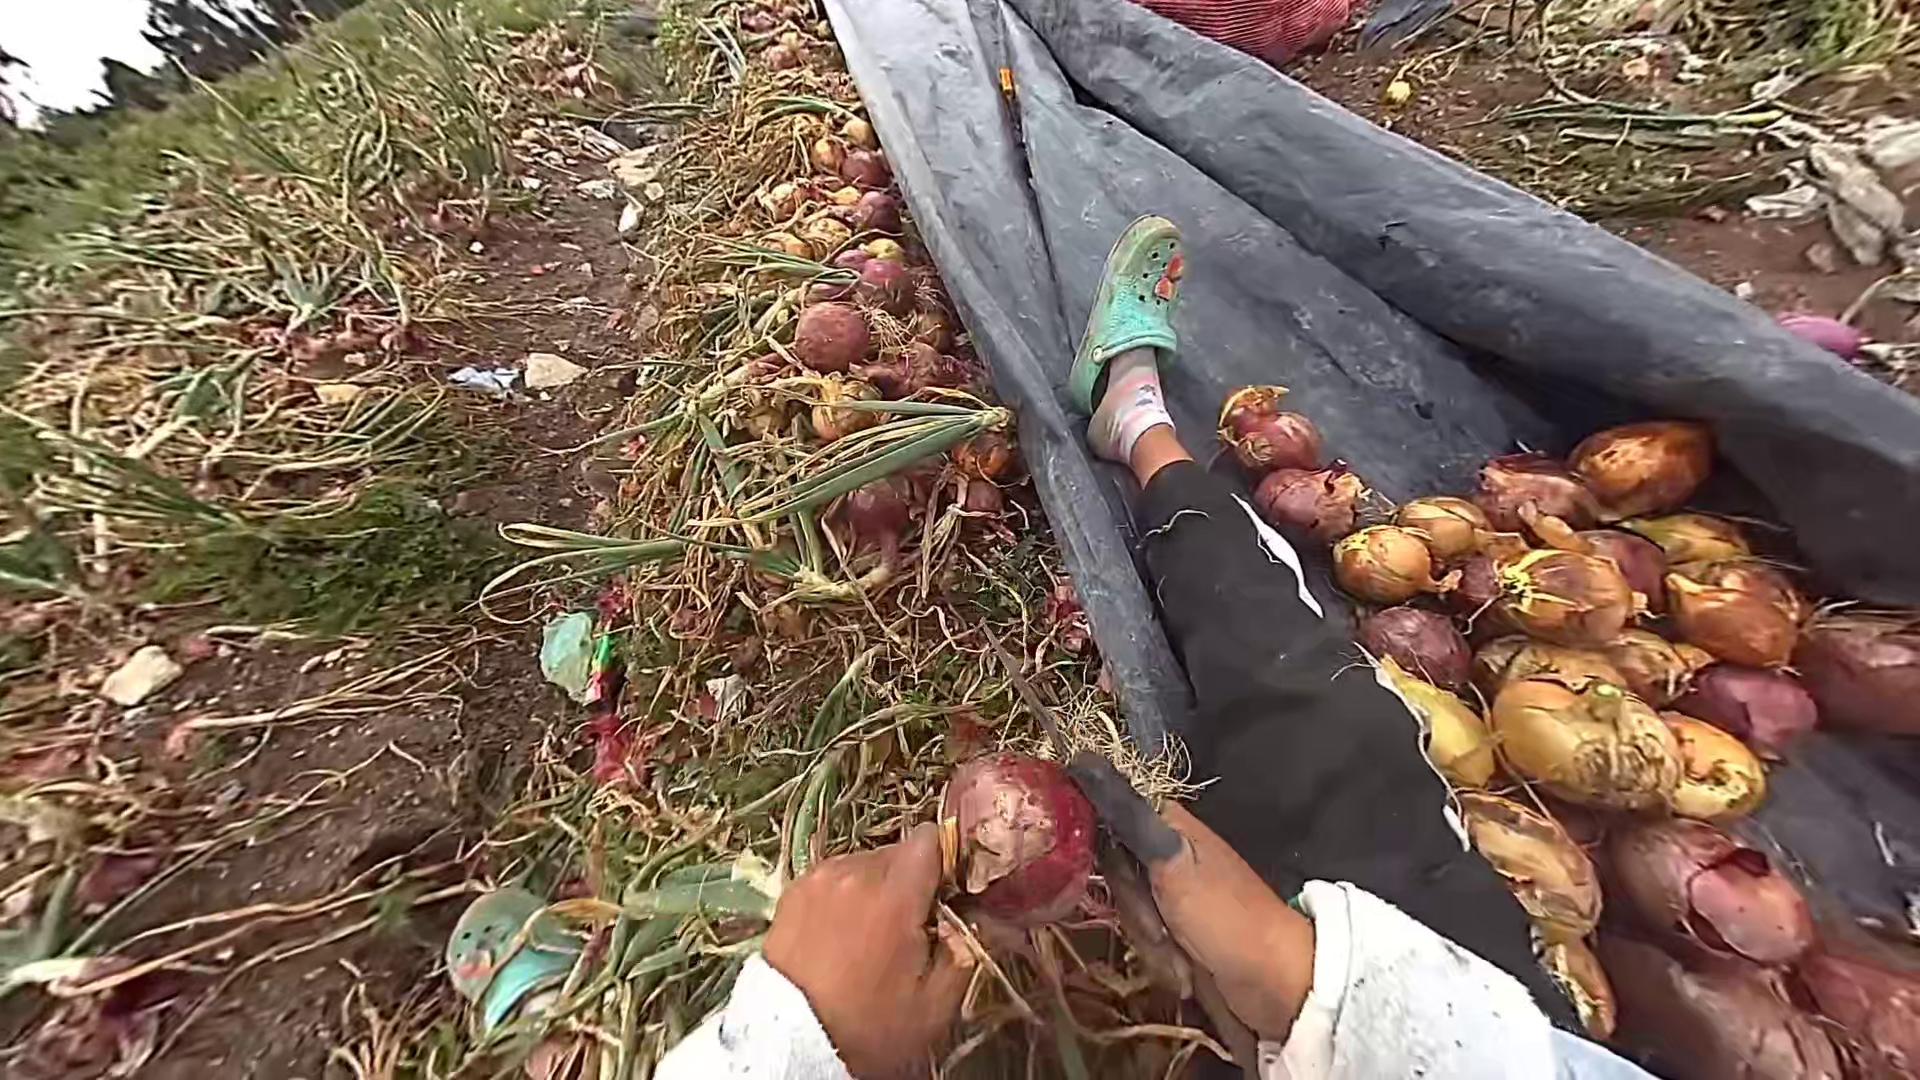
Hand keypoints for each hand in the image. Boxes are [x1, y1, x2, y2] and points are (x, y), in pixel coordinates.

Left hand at [763, 823, 973, 1077]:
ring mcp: (823, 874)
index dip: (942, 859)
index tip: (941, 891)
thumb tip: (977, 916)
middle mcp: (858, 870)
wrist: (786, 1047)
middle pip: (898, 853)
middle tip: (904, 925)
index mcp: (896, 892)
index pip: (931, 839)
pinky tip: (836, 932)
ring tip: (865, 933)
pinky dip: (842, 893)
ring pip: (865, 862)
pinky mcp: (796, 885)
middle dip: (907, 881)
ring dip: (874, 886)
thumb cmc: (866, 1027)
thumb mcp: (931, 1007)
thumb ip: (964, 952)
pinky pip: (834, 875)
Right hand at [1067, 753, 1313, 1041]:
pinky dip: (1158, 955)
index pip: (1101, 815)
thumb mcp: (1168, 858)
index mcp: (1162, 818)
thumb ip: (1123, 810)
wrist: (1279, 986)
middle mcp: (1159, 845)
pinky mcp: (1170, 922)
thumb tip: (1080, 756)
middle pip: (1111, 869)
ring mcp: (1165, 886)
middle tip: (1161, 923)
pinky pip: (1140, 932)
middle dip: (1133, 907)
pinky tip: (1183, 968)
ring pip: (1123, 906)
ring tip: (1179, 954)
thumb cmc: (1225, 914)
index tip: (1115, 877)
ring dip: (1148, 938)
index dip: (1100, 850)